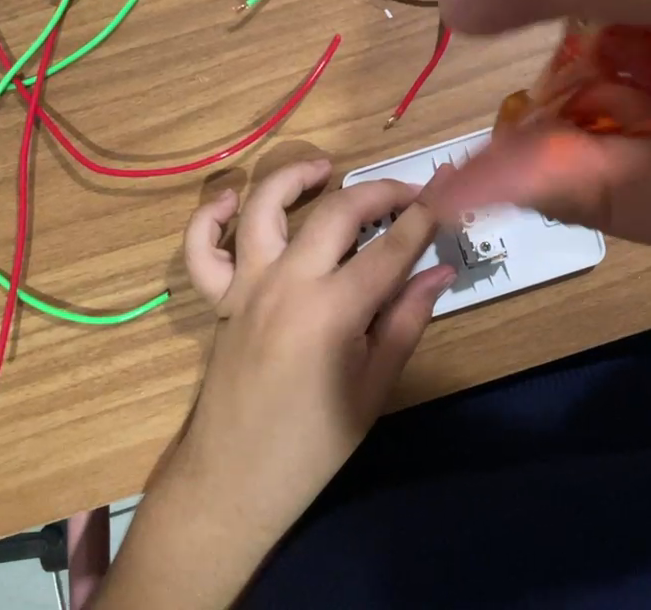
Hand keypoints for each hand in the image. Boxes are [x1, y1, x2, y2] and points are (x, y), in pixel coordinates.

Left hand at [98, 161, 454, 608]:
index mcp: (332, 312)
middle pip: (337, 213)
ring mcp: (246, 287)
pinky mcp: (220, 299)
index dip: (424, 215)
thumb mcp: (374, 388)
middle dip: (380, 192)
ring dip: (295, 179)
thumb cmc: (315, 443)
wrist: (234, 481)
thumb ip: (406, 320)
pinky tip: (235, 202)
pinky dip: (211, 218)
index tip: (448, 190)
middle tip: (410, 192)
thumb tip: (440, 270)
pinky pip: (202, 249)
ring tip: (327, 169)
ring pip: (264, 208)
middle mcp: (287, 284)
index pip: (390, 247)